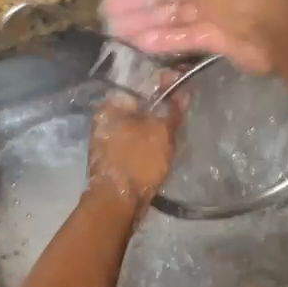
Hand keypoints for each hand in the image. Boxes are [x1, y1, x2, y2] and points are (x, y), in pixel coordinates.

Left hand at [86, 93, 178, 210]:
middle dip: (160, 108)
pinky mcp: (113, 157)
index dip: (164, 84)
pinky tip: (163, 146)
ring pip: (138, 125)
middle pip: (139, 106)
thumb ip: (172, 109)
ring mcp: (106, 139)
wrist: (118, 202)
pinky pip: (135, 142)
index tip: (183, 87)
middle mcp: (104, 119)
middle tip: (182, 111)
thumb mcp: (161, 131)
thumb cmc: (138, 160)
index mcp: (111, 105)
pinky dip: (148, 142)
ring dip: (156, 127)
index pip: (141, 84)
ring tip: (176, 129)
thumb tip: (183, 90)